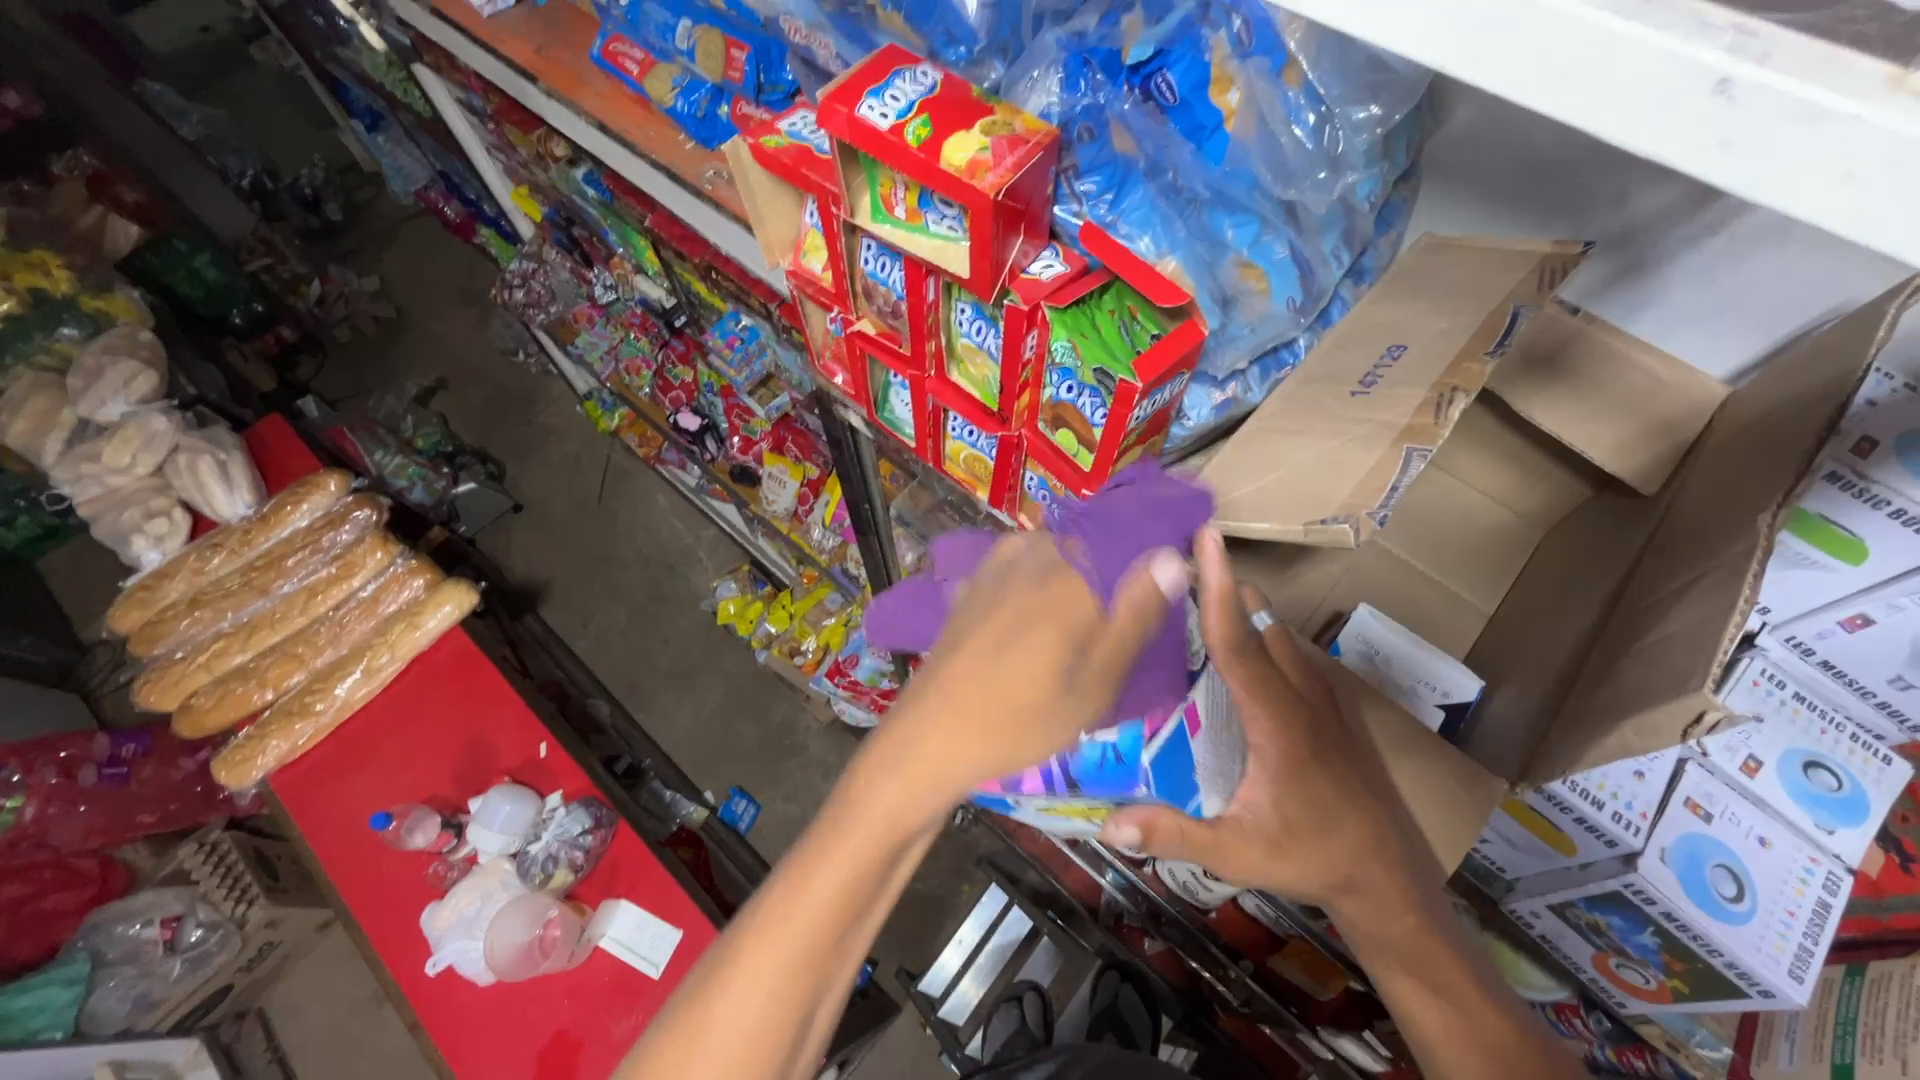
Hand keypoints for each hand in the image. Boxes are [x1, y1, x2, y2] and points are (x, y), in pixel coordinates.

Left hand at [872, 531, 1188, 807]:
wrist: (932, 736)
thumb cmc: (1022, 718)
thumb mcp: (1096, 682)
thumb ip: (1136, 615)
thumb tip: (1173, 556)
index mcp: (1072, 574)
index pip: (1127, 546)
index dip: (1142, 572)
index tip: (1147, 606)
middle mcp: (1035, 555)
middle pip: (1090, 551)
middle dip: (1104, 581)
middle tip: (1106, 636)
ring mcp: (997, 566)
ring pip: (1053, 558)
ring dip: (1068, 583)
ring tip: (1070, 635)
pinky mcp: (973, 583)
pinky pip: (1020, 569)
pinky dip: (1034, 586)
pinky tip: (1030, 624)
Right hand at [1101, 528, 1435, 916]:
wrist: (1388, 875)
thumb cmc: (1310, 856)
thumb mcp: (1236, 853)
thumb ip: (1173, 835)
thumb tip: (1107, 824)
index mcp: (1275, 719)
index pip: (1238, 640)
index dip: (1217, 589)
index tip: (1205, 539)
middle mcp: (1303, 696)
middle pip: (1262, 623)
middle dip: (1225, 590)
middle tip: (1178, 571)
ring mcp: (1326, 702)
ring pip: (1282, 637)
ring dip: (1247, 615)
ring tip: (1202, 606)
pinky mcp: (1336, 713)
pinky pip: (1296, 658)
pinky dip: (1267, 640)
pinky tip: (1247, 659)